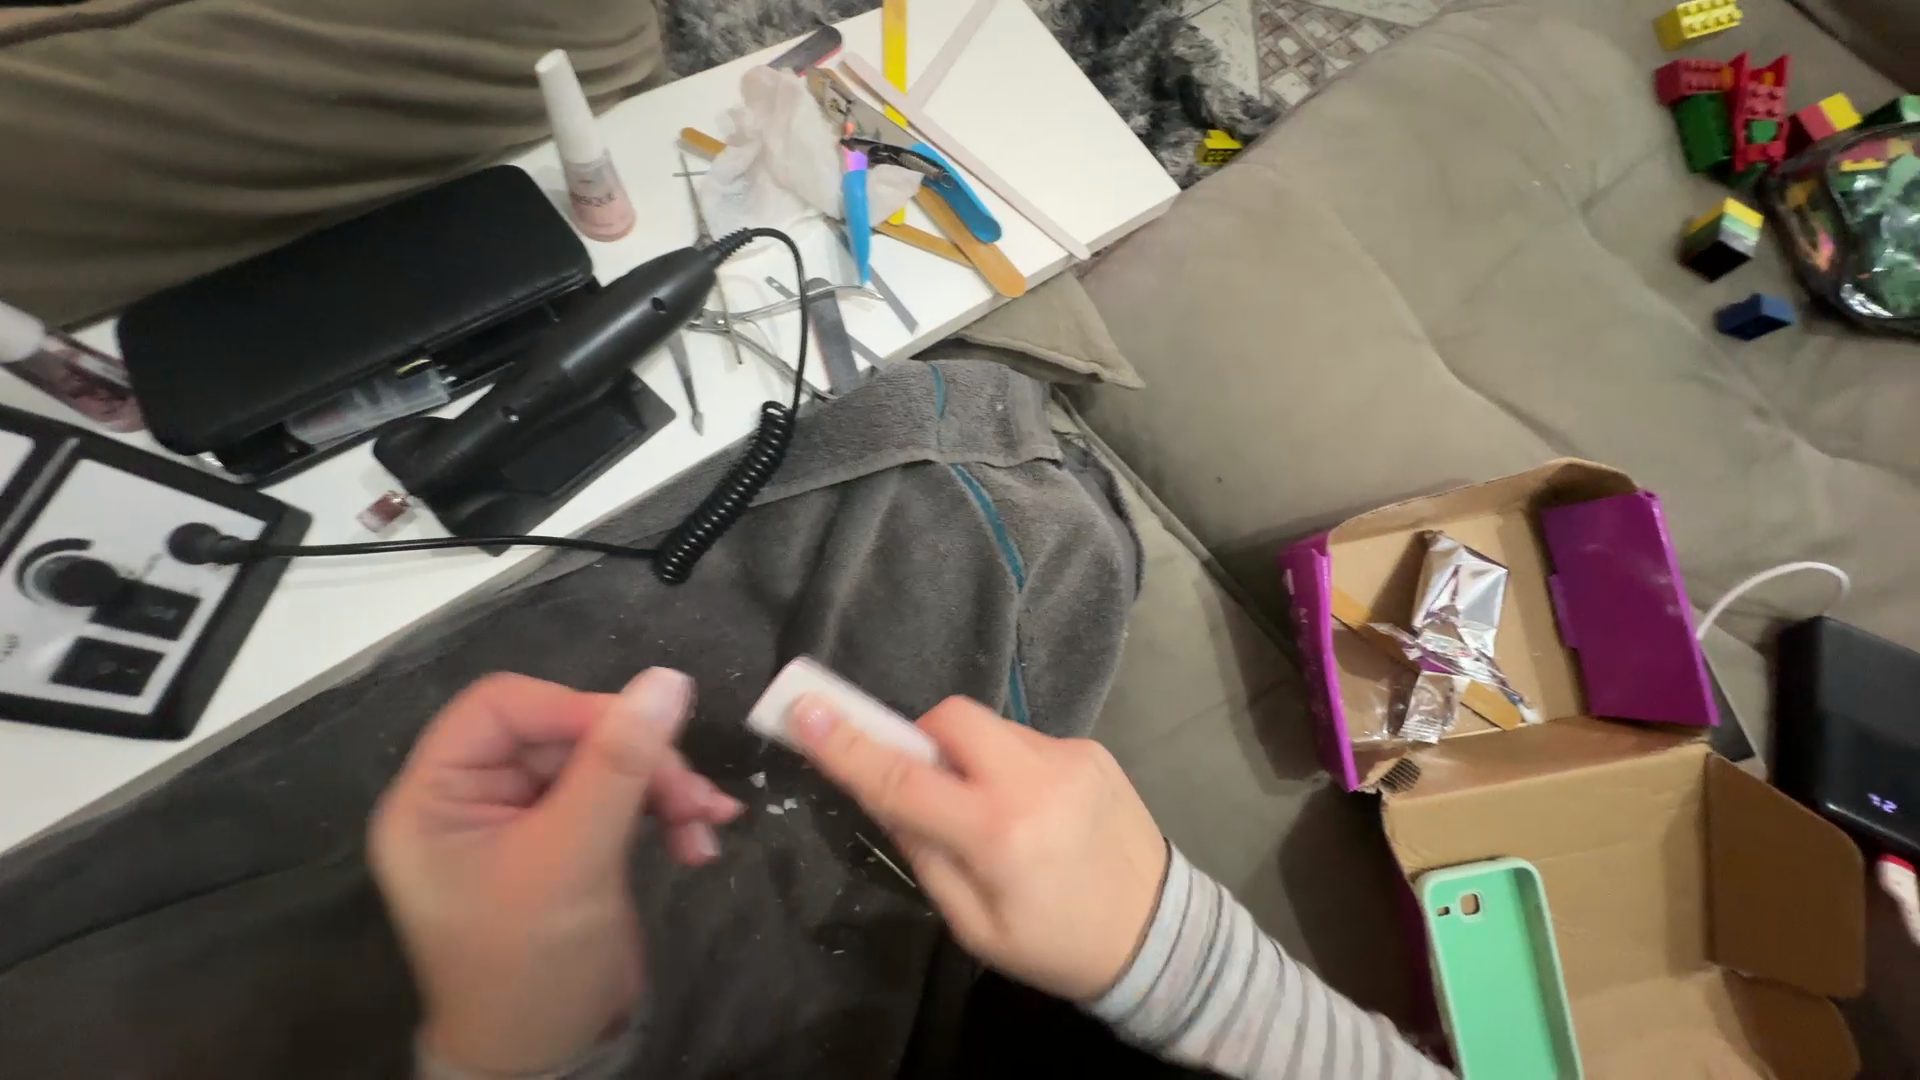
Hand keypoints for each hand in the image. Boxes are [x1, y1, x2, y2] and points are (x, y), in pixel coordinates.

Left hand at [369, 670, 741, 1074]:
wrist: (554, 1056)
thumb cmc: (534, 964)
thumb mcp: (576, 856)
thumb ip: (620, 762)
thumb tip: (669, 678)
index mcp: (439, 797)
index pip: (503, 706)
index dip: (574, 707)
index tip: (643, 732)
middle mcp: (479, 796)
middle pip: (570, 731)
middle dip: (641, 760)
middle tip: (692, 795)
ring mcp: (531, 815)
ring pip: (610, 758)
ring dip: (666, 785)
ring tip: (706, 820)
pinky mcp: (575, 834)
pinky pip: (626, 792)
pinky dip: (668, 808)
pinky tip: (701, 839)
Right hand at [788, 695, 1167, 1000]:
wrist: (1159, 933)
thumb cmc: (1055, 943)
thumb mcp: (974, 924)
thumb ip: (924, 852)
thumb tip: (889, 793)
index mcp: (999, 834)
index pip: (904, 780)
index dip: (849, 746)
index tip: (807, 711)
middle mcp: (1034, 779)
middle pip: (951, 717)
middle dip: (925, 738)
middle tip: (932, 782)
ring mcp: (1068, 755)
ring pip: (989, 727)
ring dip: (972, 756)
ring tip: (998, 808)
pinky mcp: (1091, 747)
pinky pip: (1025, 739)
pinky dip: (1010, 763)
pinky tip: (1036, 807)